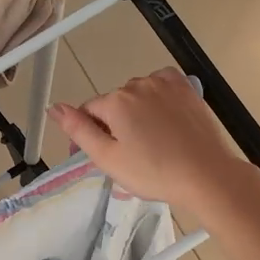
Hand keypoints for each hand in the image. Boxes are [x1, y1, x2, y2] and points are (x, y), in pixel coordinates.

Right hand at [50, 68, 259, 210]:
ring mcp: (165, 84)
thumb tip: (54, 108)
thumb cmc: (153, 172)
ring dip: (135, 113)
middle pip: (114, 104)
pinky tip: (162, 119)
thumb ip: (79, 130)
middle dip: (113, 124)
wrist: (206, 175)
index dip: (87, 135)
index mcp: (115, 102)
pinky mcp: (187, 89)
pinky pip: (162, 85)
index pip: (88, 112)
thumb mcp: (108, 158)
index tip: (96, 158)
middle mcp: (138, 85)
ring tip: (147, 143)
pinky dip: (157, 98)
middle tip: (126, 157)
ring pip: (137, 95)